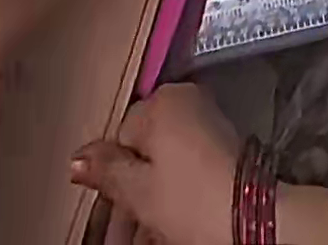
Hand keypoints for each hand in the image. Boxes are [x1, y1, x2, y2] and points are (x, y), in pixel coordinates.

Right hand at [70, 84, 240, 244]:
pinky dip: (175, 183)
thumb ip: (106, 170)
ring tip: (146, 231)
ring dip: (152, 191)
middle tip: (126, 229)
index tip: (114, 208)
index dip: (115, 175)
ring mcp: (204, 113)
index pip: (120, 135)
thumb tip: (75, 158)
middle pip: (143, 144)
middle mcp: (182, 97)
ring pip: (164, 155)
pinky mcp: (221, 134)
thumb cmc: (190, 199)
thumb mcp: (140, 191)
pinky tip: (170, 216)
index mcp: (159, 101)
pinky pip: (185, 156)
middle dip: (132, 186)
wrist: (252, 212)